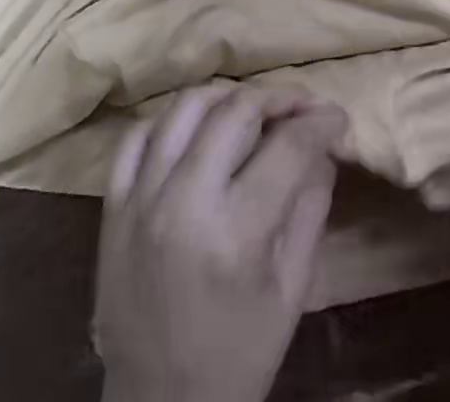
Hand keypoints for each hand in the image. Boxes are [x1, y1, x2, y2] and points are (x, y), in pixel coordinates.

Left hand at [94, 86, 346, 401]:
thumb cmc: (240, 352)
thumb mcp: (293, 287)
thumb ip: (312, 206)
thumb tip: (325, 147)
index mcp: (236, 232)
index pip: (289, 145)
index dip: (322, 121)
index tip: (337, 118)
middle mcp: (183, 204)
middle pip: (237, 110)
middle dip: (281, 96)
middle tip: (304, 107)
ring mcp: (140, 202)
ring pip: (185, 108)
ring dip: (229, 97)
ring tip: (255, 109)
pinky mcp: (112, 210)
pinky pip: (137, 137)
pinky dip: (172, 122)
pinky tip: (198, 132)